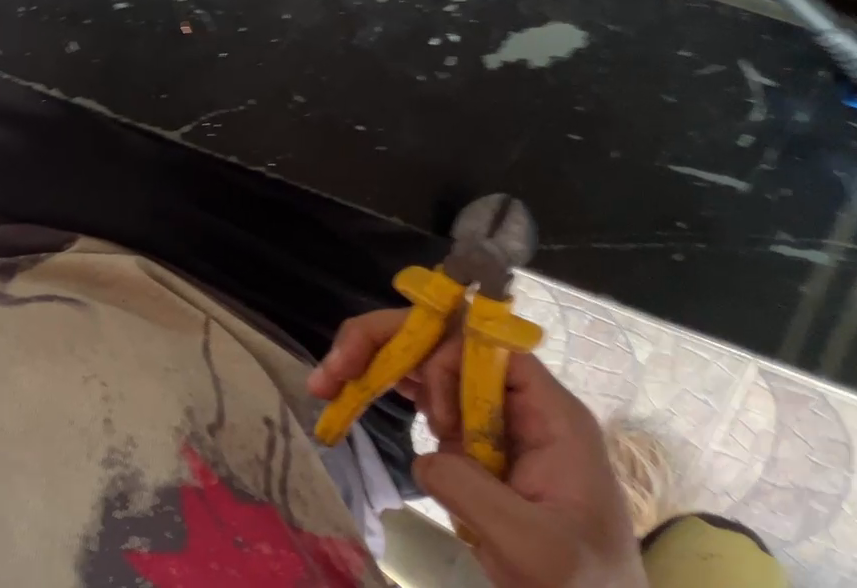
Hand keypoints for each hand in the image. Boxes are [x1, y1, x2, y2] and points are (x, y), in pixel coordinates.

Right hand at [308, 309, 647, 587]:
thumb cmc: (579, 587)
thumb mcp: (532, 544)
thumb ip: (471, 488)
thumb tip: (423, 455)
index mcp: (549, 415)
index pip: (484, 345)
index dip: (434, 349)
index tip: (400, 389)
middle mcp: (517, 404)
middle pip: (442, 342)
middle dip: (383, 346)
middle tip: (332, 375)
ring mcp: (491, 419)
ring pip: (423, 363)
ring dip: (371, 365)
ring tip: (327, 387)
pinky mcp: (469, 440)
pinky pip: (421, 394)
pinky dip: (380, 389)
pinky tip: (349, 398)